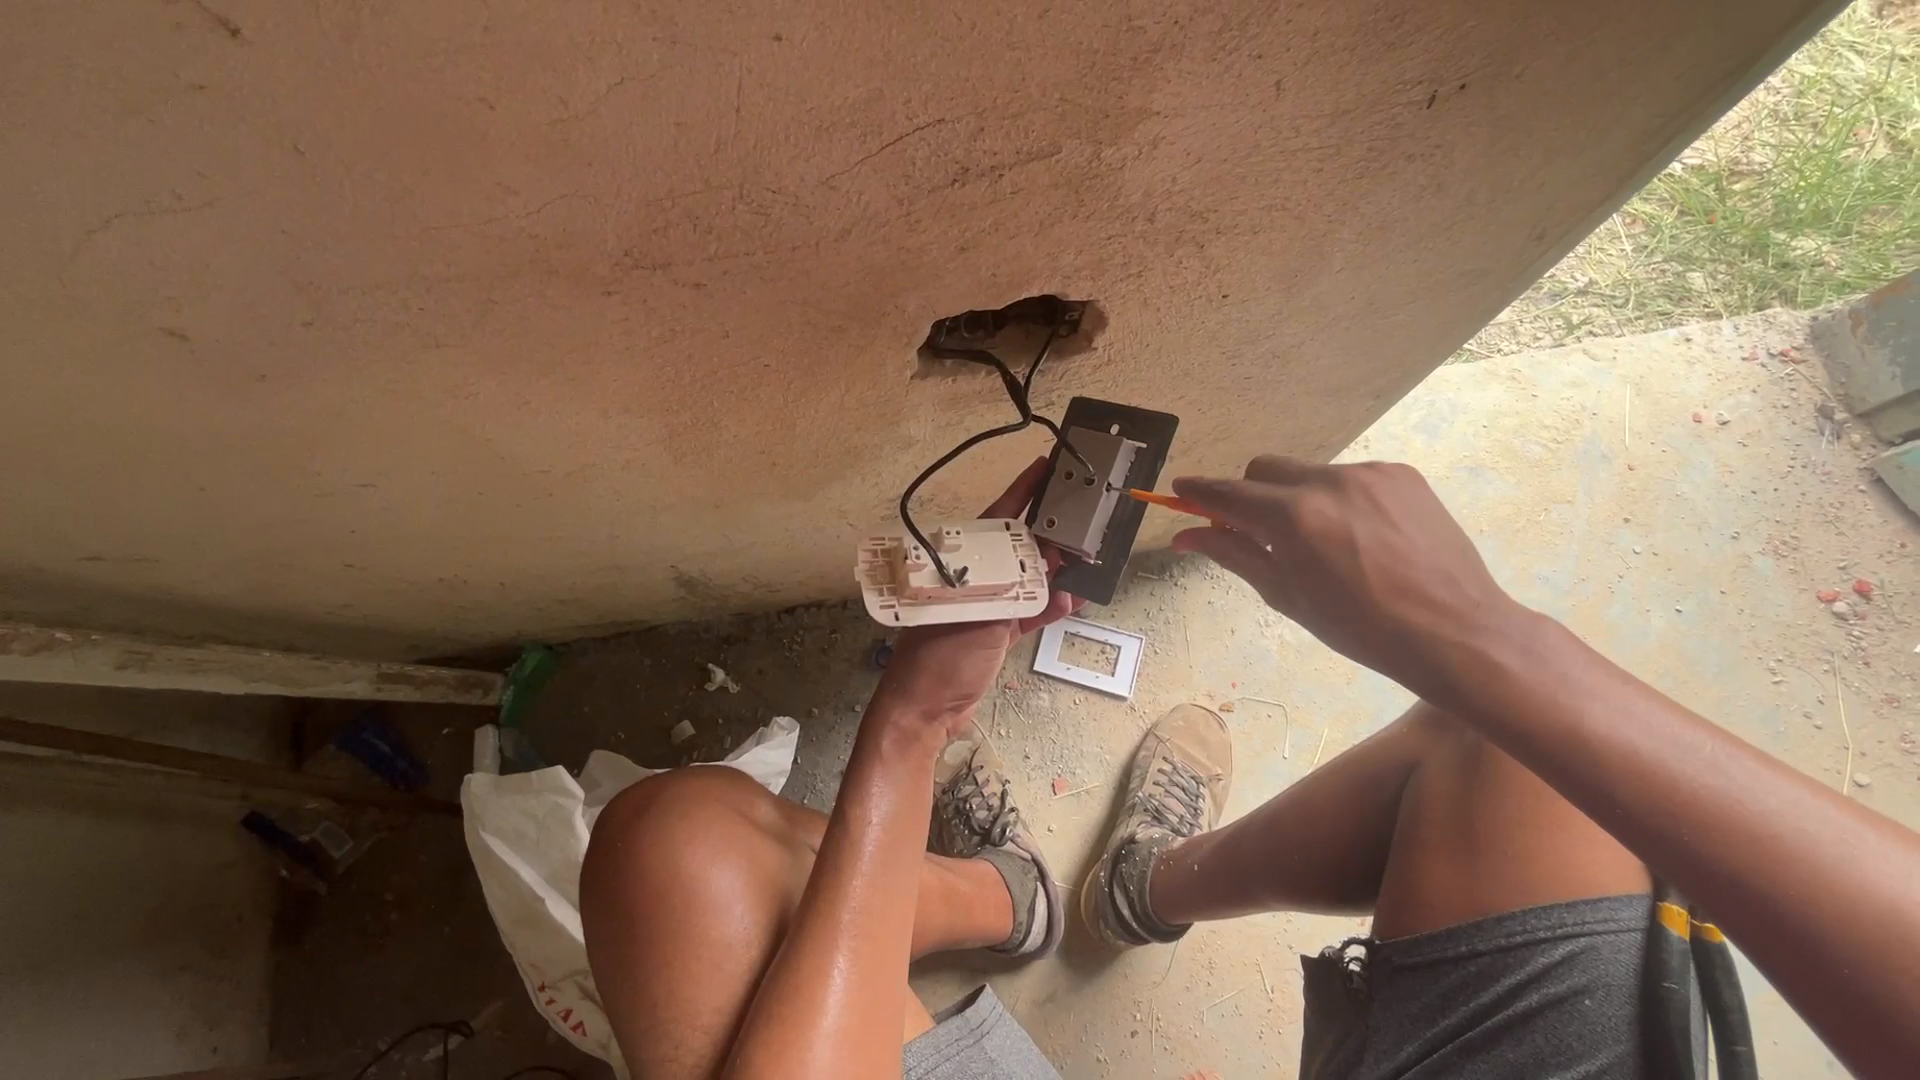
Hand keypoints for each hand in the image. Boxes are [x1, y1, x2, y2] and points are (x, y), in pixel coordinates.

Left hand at [871, 457, 1082, 736]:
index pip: (997, 518)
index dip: (1022, 490)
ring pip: (1027, 580)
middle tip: (1082, 522)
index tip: (1047, 465)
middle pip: (1017, 547)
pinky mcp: (995, 633)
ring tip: (1084, 563)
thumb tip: (1052, 558)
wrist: (925, 709)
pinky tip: (1071, 600)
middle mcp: (972, 580)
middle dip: (1049, 535)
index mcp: (959, 565)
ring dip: (1054, 574)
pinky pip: (1028, 612)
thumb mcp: (983, 614)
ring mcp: (985, 606)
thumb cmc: (942, 656)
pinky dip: (1048, 607)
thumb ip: (1018, 587)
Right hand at [1169, 456, 1527, 705]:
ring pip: (1308, 473)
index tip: (1179, 493)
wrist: (1454, 631)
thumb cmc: (1360, 628)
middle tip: (1255, 532)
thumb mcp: (1286, 595)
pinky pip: (1349, 478)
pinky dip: (1337, 500)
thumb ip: (1234, 554)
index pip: (1227, 493)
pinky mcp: (1401, 474)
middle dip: (1249, 494)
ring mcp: (1369, 473)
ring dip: (1296, 498)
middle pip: (1264, 469)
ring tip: (1322, 543)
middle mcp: (1327, 481)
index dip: (1198, 493)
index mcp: (1292, 517)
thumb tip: (1187, 536)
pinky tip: (1359, 536)